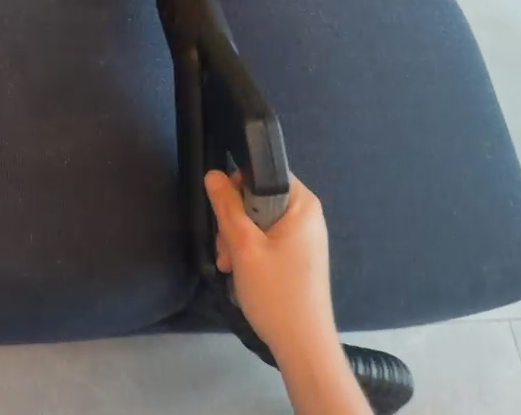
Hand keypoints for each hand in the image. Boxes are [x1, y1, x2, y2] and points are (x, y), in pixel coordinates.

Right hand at [205, 170, 340, 360]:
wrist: (304, 348)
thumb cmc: (277, 292)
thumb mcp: (243, 246)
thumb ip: (226, 206)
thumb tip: (213, 174)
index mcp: (302, 204)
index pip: (264, 173)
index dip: (238, 187)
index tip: (225, 213)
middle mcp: (307, 215)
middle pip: (258, 198)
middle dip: (234, 221)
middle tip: (225, 248)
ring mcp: (303, 237)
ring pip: (258, 221)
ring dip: (237, 240)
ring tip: (228, 266)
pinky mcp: (298, 256)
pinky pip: (267, 239)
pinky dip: (250, 252)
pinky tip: (239, 272)